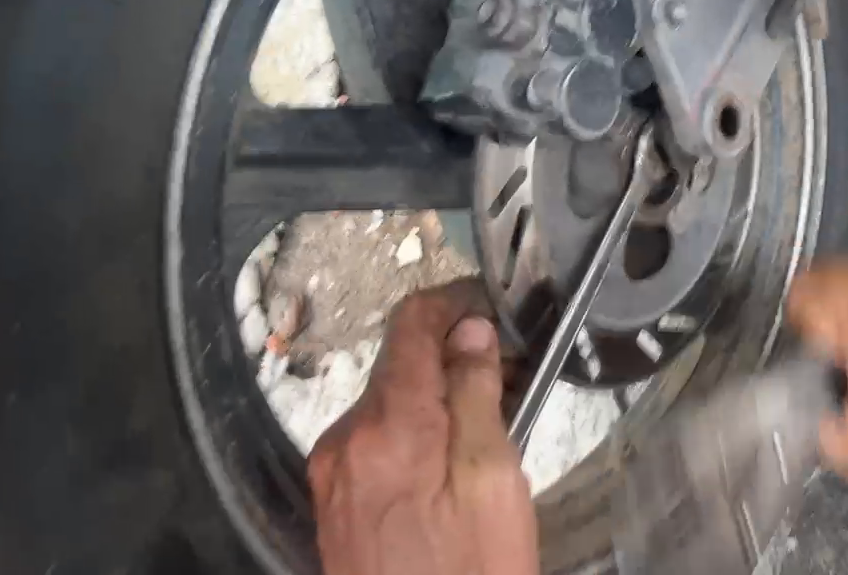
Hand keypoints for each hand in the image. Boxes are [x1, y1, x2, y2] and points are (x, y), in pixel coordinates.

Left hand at [308, 281, 538, 574]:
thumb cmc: (473, 570)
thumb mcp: (492, 478)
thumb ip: (477, 392)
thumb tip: (468, 326)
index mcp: (388, 425)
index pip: (412, 322)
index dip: (455, 300)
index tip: (494, 307)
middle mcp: (346, 437)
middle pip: (402, 357)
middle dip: (456, 349)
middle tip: (513, 369)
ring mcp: (334, 470)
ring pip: (393, 393)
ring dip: (442, 386)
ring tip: (495, 411)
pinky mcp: (335, 497)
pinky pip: (379, 432)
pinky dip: (420, 420)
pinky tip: (457, 449)